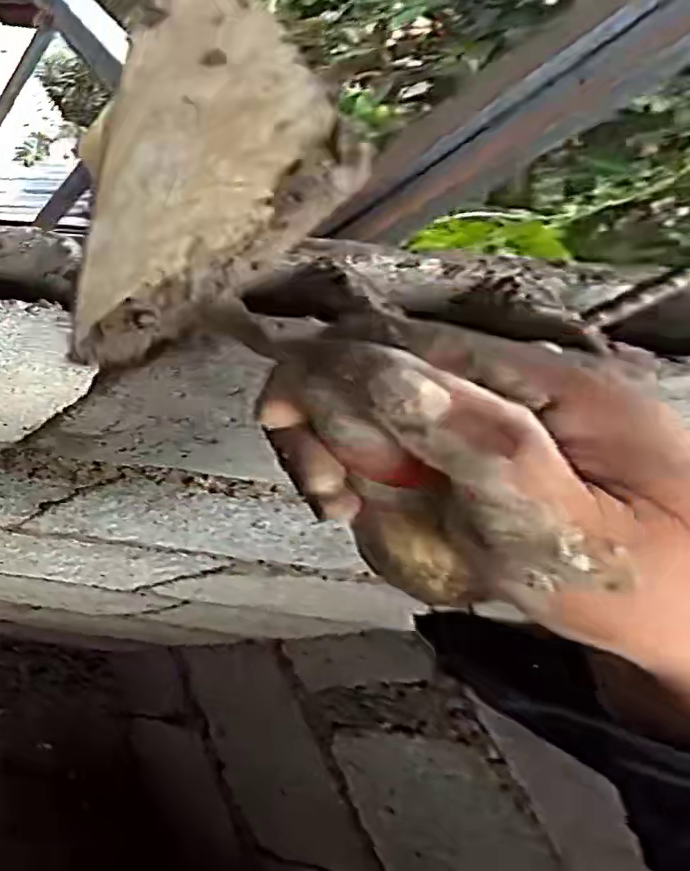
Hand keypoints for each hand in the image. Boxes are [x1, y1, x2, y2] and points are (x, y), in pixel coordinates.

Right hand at [258, 318, 689, 690]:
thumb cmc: (652, 596)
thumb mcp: (565, 527)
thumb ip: (482, 446)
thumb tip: (380, 373)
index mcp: (545, 387)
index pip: (397, 343)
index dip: (323, 374)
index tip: (286, 427)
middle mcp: (502, 390)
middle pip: (361, 373)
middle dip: (320, 426)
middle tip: (325, 489)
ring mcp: (475, 424)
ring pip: (353, 412)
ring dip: (326, 456)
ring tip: (341, 507)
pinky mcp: (454, 455)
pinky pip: (371, 449)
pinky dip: (347, 477)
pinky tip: (358, 509)